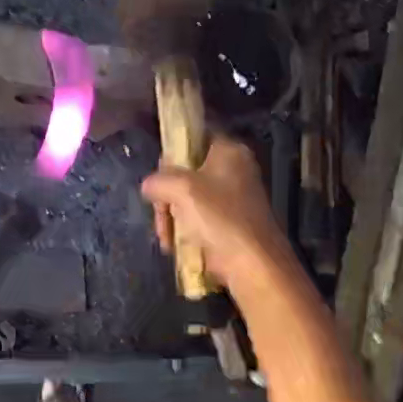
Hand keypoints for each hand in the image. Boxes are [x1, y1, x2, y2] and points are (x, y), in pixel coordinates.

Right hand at [140, 136, 290, 286]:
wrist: (253, 264)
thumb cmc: (220, 218)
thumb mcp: (182, 189)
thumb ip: (159, 180)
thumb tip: (149, 185)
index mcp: (229, 152)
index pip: (194, 138)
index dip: (172, 154)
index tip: (158, 177)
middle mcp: (234, 170)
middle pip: (187, 172)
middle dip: (168, 196)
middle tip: (162, 215)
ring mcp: (233, 198)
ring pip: (189, 199)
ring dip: (172, 218)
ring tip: (167, 238)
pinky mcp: (230, 224)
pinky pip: (199, 219)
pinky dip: (185, 230)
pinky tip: (176, 246)